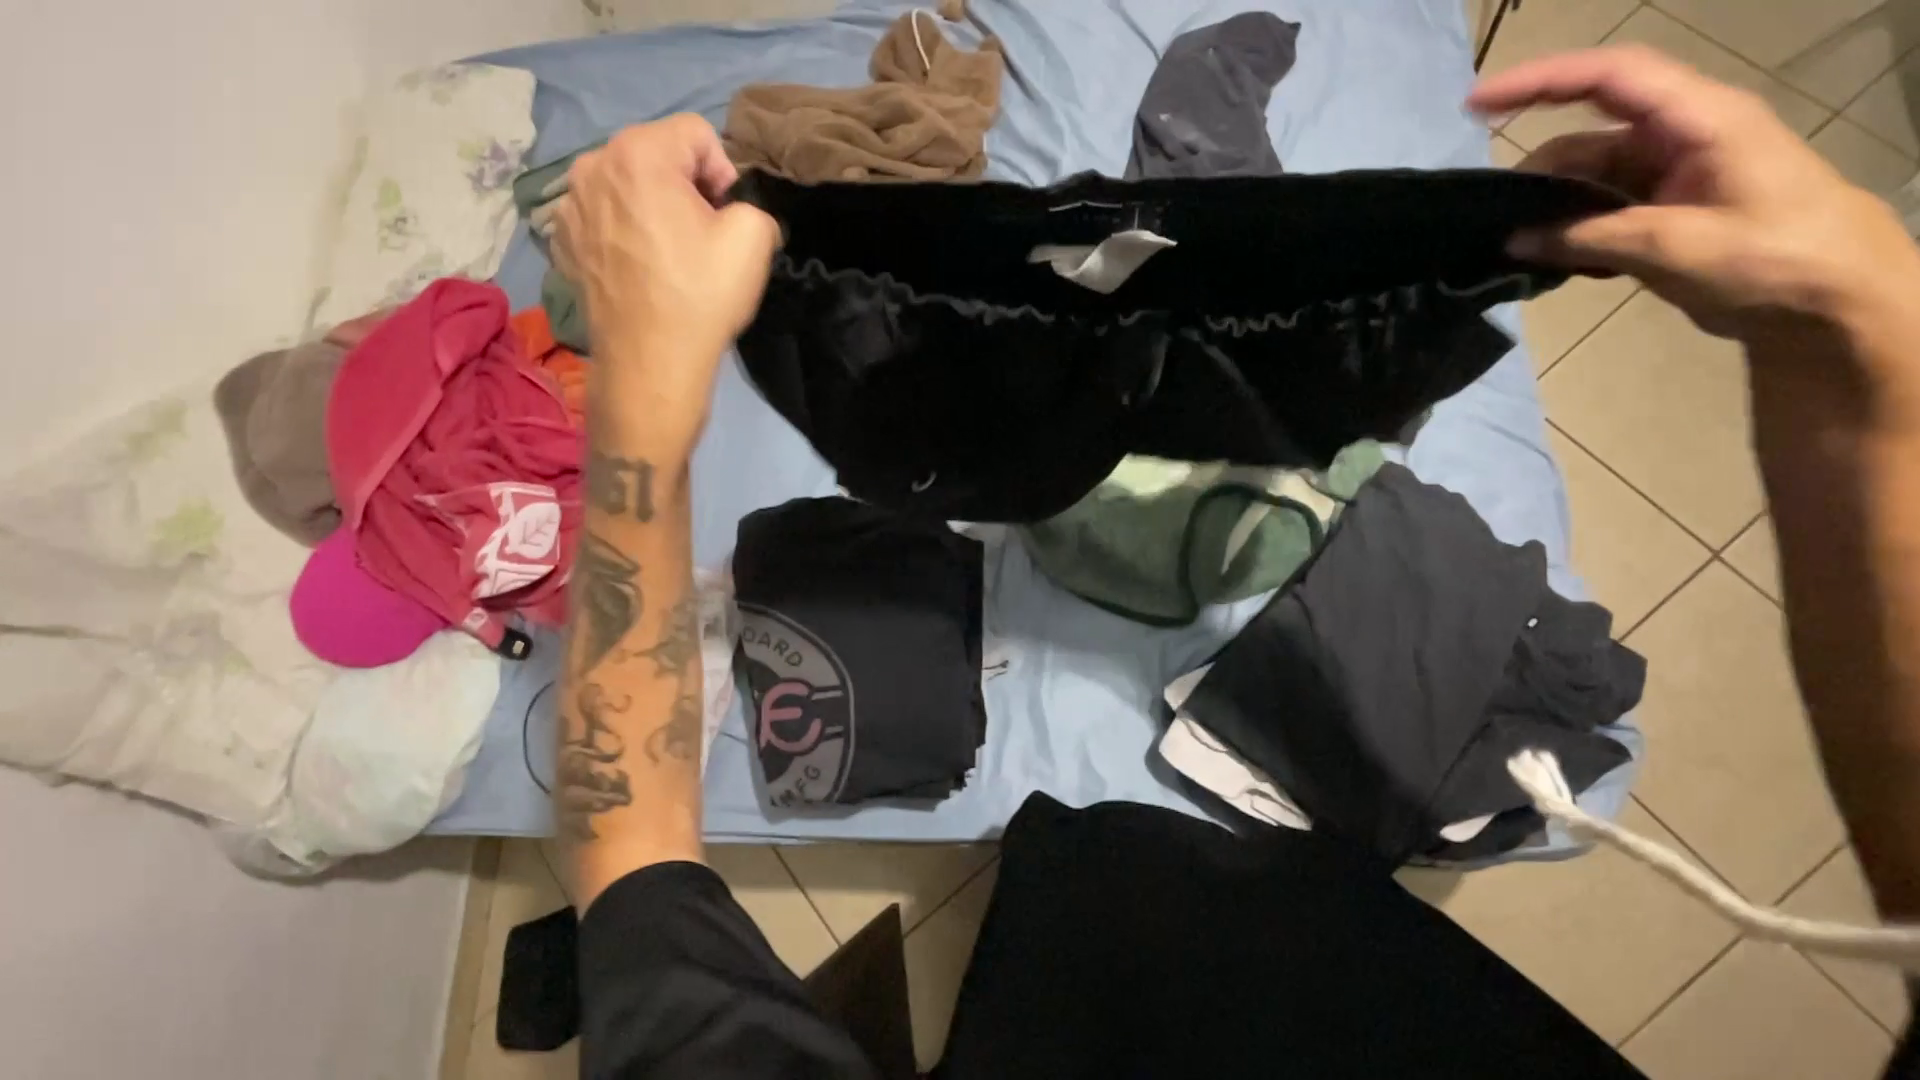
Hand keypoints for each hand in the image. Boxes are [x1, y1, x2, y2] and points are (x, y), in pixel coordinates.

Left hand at [550, 114, 779, 445]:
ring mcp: (569, 205)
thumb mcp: (755, 237)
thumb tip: (732, 212)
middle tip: (702, 237)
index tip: (726, 217)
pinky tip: (642, 269)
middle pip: (657, 153)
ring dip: (654, 207)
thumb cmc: (701, 297)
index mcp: (638, 153)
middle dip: (686, 185)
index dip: (724, 172)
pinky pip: (605, 216)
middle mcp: (592, 166)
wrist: (650, 363)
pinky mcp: (563, 240)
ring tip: (670, 254)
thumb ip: (752, 202)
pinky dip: (625, 231)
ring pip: (628, 184)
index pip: (697, 133)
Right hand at [1470, 47, 1919, 347]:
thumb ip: (1589, 238)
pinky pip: (1598, 210)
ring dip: (1548, 212)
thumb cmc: (1775, 259)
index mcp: (1699, 119)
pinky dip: (1569, 233)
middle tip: (1491, 221)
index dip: (1540, 82)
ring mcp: (1670, 173)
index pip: (1610, 77)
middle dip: (1534, 174)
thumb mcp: (1675, 247)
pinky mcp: (1663, 209)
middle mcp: (1680, 135)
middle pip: (1586, 135)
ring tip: (1516, 254)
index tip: (1476, 105)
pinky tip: (1552, 264)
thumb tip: (1515, 241)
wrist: (1835, 303)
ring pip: (1586, 178)